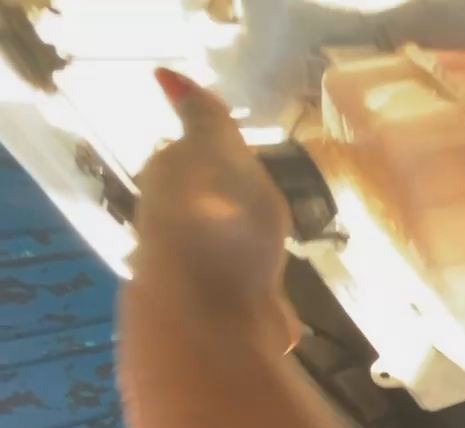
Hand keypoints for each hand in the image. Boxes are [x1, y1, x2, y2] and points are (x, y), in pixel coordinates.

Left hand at [132, 70, 291, 322]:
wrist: (219, 308)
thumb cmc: (223, 224)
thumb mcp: (222, 159)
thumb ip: (208, 124)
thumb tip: (170, 76)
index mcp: (171, 177)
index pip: (191, 157)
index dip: (220, 156)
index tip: (252, 160)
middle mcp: (179, 216)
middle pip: (210, 198)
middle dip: (236, 198)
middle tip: (276, 196)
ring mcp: (206, 261)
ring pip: (230, 237)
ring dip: (251, 237)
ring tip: (288, 236)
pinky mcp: (234, 298)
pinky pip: (250, 274)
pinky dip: (264, 271)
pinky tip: (286, 273)